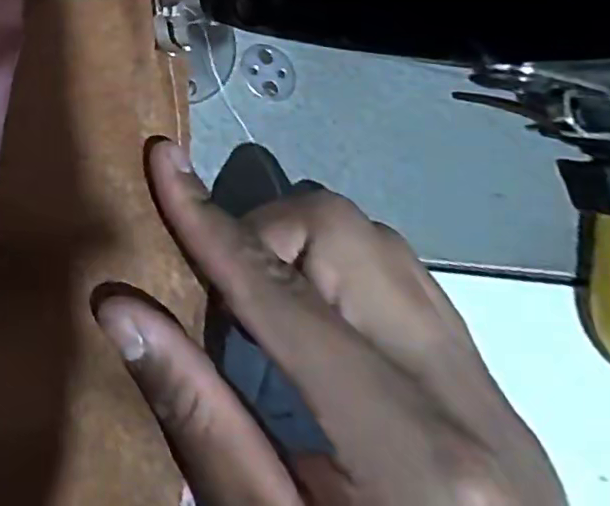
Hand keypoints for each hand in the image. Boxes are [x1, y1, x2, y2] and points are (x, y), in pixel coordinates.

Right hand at [96, 139, 564, 505]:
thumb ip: (197, 414)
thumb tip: (119, 309)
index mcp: (406, 447)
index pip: (281, 292)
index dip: (209, 224)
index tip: (163, 162)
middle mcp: (461, 392)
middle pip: (342, 230)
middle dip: (262, 235)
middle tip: (224, 306)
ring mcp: (487, 384)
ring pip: (375, 240)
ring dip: (300, 251)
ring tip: (265, 321)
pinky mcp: (490, 386)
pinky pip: (401, 276)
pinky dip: (339, 275)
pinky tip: (317, 333)